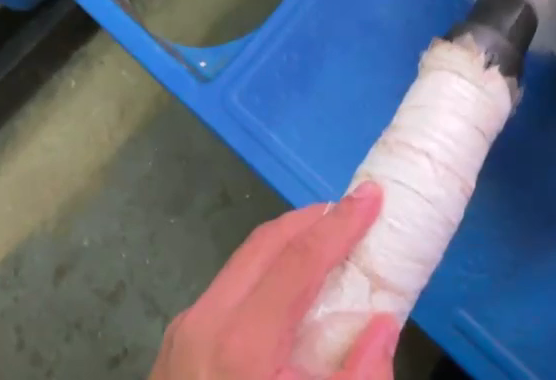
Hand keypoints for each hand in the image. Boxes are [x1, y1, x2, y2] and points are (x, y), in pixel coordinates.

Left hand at [149, 182, 399, 378]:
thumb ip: (360, 377)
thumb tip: (382, 322)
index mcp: (242, 344)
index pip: (299, 259)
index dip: (341, 222)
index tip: (373, 195)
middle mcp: (205, 323)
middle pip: (264, 245)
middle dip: (312, 220)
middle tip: (354, 212)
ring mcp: (182, 334)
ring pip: (242, 262)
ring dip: (286, 245)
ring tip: (327, 245)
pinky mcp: (174, 348)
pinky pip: (226, 289)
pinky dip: (262, 273)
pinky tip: (286, 291)